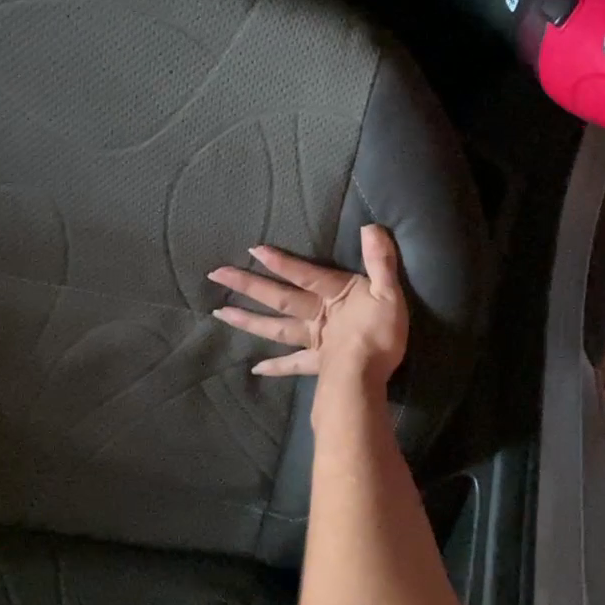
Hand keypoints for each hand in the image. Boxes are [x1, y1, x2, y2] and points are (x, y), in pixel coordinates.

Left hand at [206, 224, 408, 391]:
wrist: (368, 378)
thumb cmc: (379, 334)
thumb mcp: (388, 292)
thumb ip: (380, 260)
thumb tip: (370, 226)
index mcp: (335, 295)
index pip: (304, 274)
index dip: (280, 262)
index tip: (251, 250)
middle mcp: (317, 315)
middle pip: (280, 298)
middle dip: (249, 286)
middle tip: (216, 275)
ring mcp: (314, 342)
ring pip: (277, 328)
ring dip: (249, 321)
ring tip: (219, 314)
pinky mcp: (317, 366)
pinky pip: (293, 365)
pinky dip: (275, 367)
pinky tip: (255, 368)